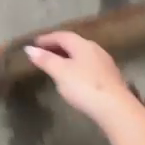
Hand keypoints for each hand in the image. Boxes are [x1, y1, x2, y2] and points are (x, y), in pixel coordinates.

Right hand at [25, 32, 142, 126]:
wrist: (116, 108)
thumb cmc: (84, 87)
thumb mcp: (60, 72)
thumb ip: (45, 60)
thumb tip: (29, 49)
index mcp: (82, 45)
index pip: (62, 35)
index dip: (47, 38)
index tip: (35, 43)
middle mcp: (95, 49)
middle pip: (73, 43)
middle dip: (57, 46)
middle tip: (44, 52)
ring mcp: (105, 63)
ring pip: (82, 55)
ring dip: (68, 57)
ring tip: (57, 64)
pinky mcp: (110, 78)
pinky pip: (89, 66)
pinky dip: (77, 66)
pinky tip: (74, 77)